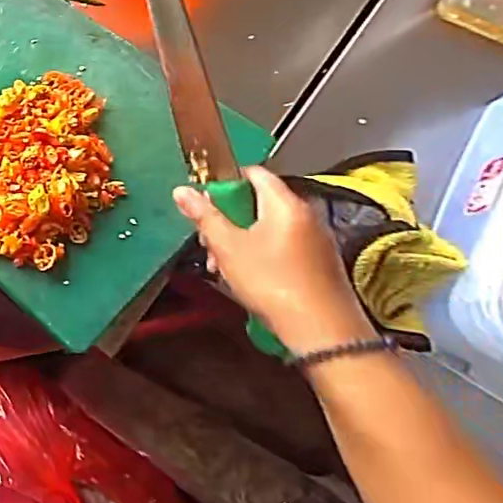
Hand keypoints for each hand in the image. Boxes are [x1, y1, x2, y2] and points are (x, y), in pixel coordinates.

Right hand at [172, 167, 370, 354]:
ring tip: (224, 265)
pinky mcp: (318, 260)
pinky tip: (248, 276)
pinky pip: (283, 244)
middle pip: (258, 201)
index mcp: (284, 203)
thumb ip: (204, 216)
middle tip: (209, 242)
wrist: (320, 329)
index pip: (253, 173)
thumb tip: (182, 190)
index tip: (206, 205)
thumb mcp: (228, 247)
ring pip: (268, 225)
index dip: (224, 183)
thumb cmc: (272, 283)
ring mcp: (315, 237)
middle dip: (227, 219)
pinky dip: (261, 252)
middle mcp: (305, 213)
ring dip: (240, 239)